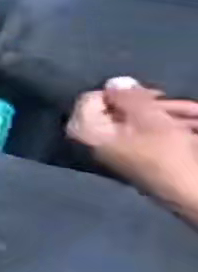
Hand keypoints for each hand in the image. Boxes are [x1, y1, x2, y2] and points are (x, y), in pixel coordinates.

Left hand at [67, 78, 197, 193]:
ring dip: (175, 116)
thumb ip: (130, 98)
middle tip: (194, 108)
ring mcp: (111, 147)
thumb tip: (115, 80)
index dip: (126, 94)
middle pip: (121, 110)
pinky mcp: (134, 154)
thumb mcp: (150, 120)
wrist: (188, 191)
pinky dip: (175, 128)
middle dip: (161, 106)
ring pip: (141, 121)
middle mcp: (90, 137)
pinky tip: (195, 128)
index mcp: (84, 128)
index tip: (158, 94)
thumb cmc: (166, 153)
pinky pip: (152, 134)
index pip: (93, 98)